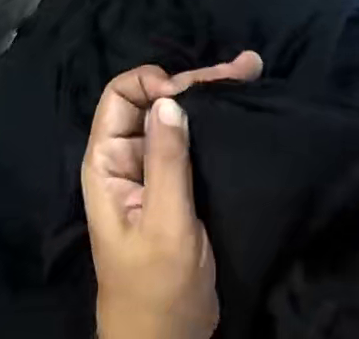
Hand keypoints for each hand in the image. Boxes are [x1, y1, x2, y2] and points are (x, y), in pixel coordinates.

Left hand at [83, 52, 263, 338]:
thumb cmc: (157, 290)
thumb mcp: (165, 226)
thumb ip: (166, 162)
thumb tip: (169, 99)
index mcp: (108, 163)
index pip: (120, 97)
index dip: (150, 84)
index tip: (187, 92)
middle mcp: (129, 156)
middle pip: (156, 100)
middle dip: (195, 81)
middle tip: (243, 69)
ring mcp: (155, 168)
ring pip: (179, 114)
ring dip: (213, 91)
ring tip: (250, 70)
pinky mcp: (179, 181)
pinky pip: (195, 137)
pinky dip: (219, 116)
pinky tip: (244, 97)